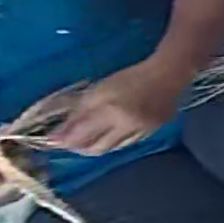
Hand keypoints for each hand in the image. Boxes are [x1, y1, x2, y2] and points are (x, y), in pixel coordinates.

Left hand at [51, 60, 185, 155]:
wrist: (170, 73)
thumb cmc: (130, 79)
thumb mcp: (96, 93)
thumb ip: (76, 115)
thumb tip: (55, 137)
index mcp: (111, 114)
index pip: (78, 139)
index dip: (61, 141)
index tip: (53, 137)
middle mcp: (129, 126)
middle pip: (97, 149)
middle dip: (80, 146)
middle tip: (74, 137)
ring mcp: (147, 129)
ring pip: (115, 147)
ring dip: (101, 143)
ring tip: (97, 132)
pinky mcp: (159, 128)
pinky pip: (132, 141)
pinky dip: (120, 138)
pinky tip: (119, 128)